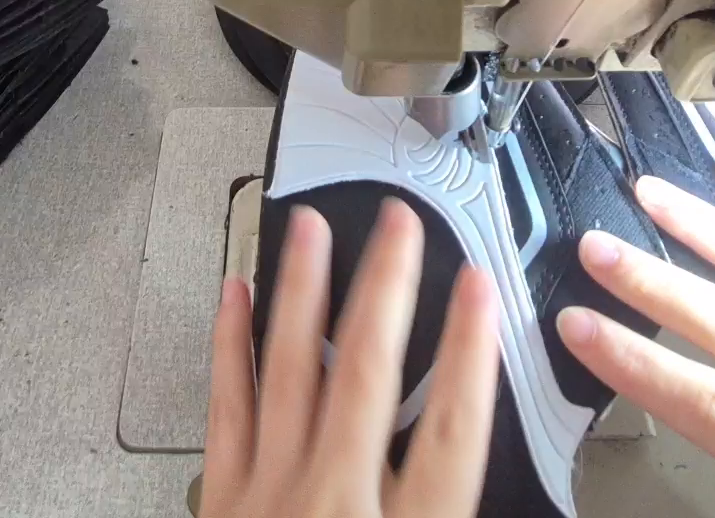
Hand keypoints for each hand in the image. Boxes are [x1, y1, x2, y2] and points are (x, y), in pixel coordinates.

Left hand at [201, 200, 501, 517]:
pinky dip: (228, 342)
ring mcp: (272, 491)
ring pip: (290, 366)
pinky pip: (226, 405)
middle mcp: (335, 500)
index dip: (469, 350)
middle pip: (366, 369)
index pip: (451, 427)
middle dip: (386, 284)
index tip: (479, 290)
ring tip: (311, 227)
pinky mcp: (222, 497)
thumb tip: (492, 477)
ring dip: (304, 287)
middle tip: (396, 224)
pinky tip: (234, 293)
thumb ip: (450, 504)